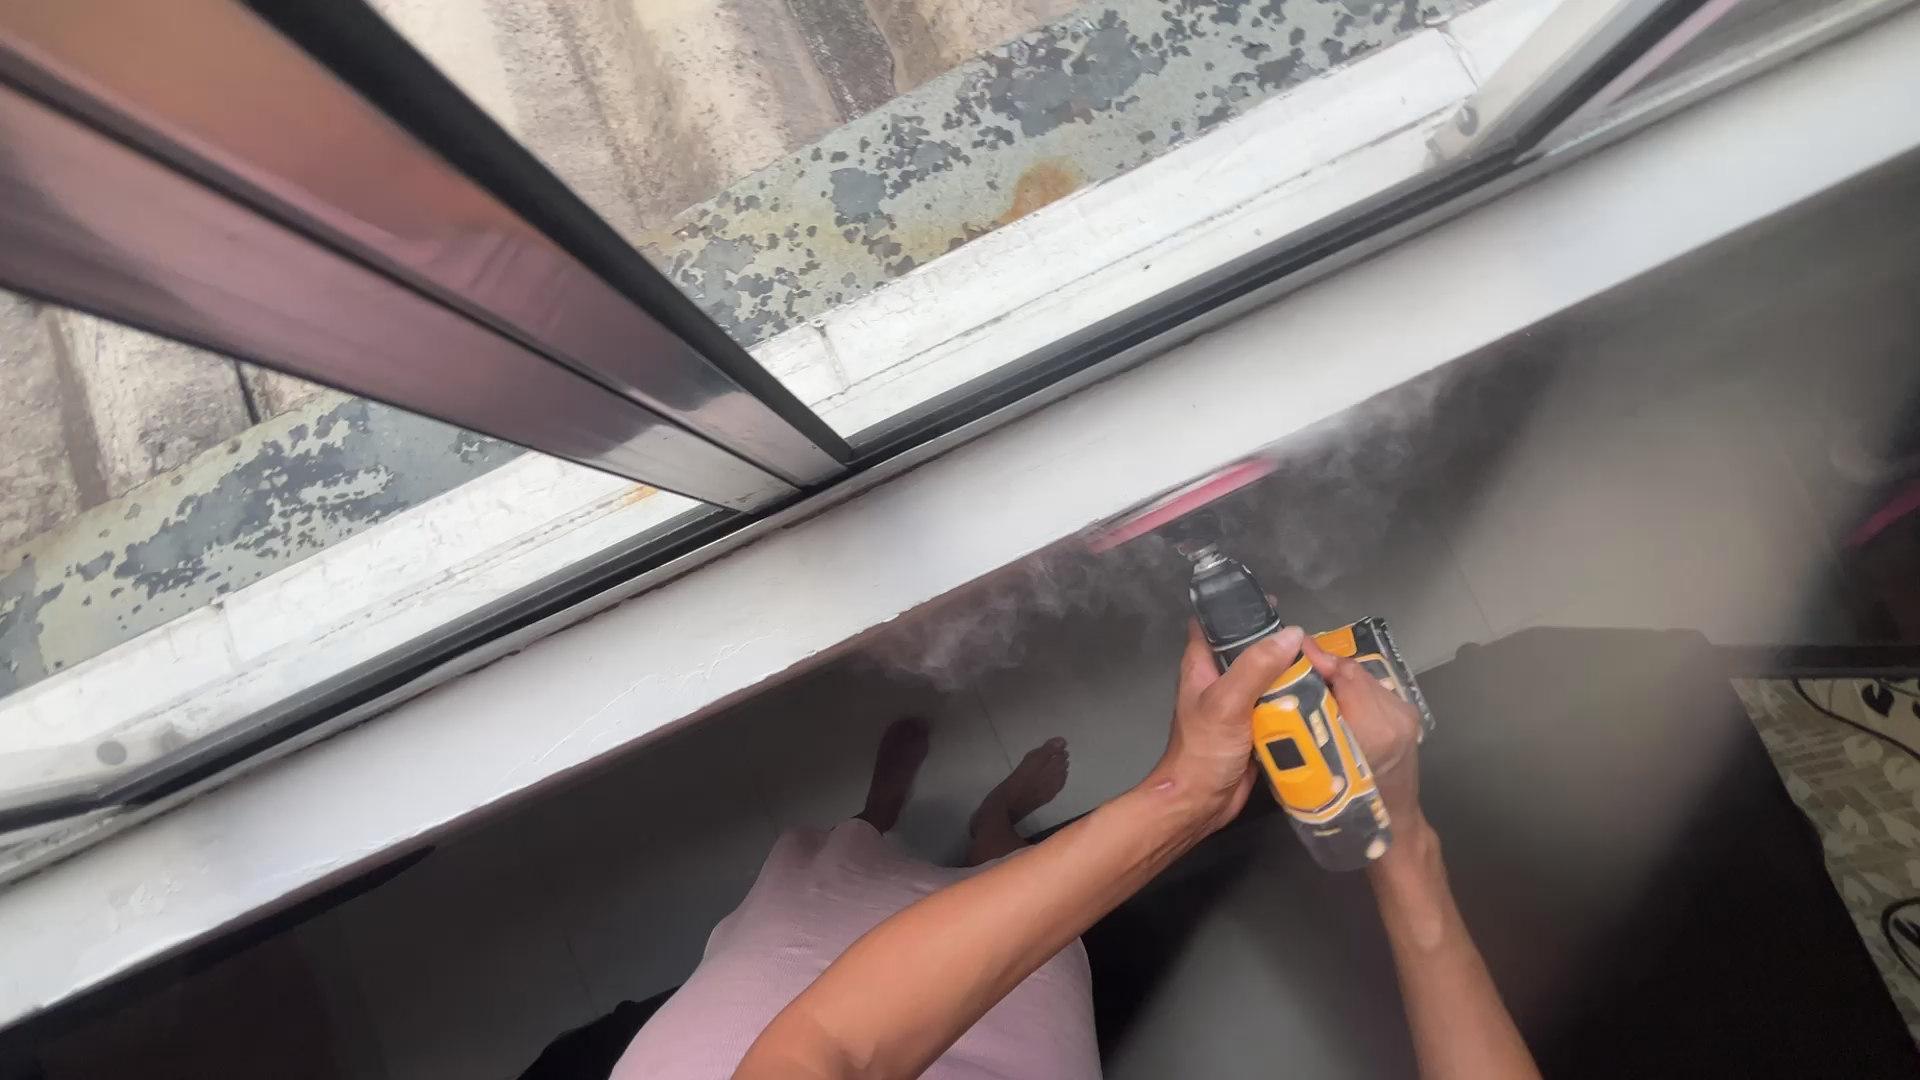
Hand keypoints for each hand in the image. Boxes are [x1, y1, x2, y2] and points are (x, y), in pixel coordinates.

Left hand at [1149, 620, 1304, 835]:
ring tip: (1321, 664)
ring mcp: (1236, 704)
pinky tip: (1319, 696)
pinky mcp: (1252, 726)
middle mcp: (1217, 680)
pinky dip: (1294, 699)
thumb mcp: (1227, 701)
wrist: (1202, 800)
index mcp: (1200, 665)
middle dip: (1275, 643)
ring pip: (1266, 678)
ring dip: (1289, 672)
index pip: (1213, 624)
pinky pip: (1276, 705)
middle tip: (1309, 640)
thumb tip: (1290, 634)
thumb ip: (1256, 666)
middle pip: (1247, 650)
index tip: (1269, 602)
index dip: (1236, 609)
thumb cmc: (1204, 748)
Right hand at [1300, 635, 1424, 830]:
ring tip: (1305, 676)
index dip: (1314, 657)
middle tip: (1288, 663)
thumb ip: (1299, 721)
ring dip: (1333, 675)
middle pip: (1351, 671)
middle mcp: (1394, 715)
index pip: (1343, 673)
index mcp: (1373, 729)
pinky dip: (1348, 686)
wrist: (1392, 823)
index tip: (1284, 647)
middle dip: (1320, 665)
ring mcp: (1405, 714)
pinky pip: (1370, 689)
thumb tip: (1275, 684)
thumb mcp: (1310, 766)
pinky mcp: (1407, 716)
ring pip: (1361, 677)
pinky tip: (1330, 694)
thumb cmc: (1344, 804)